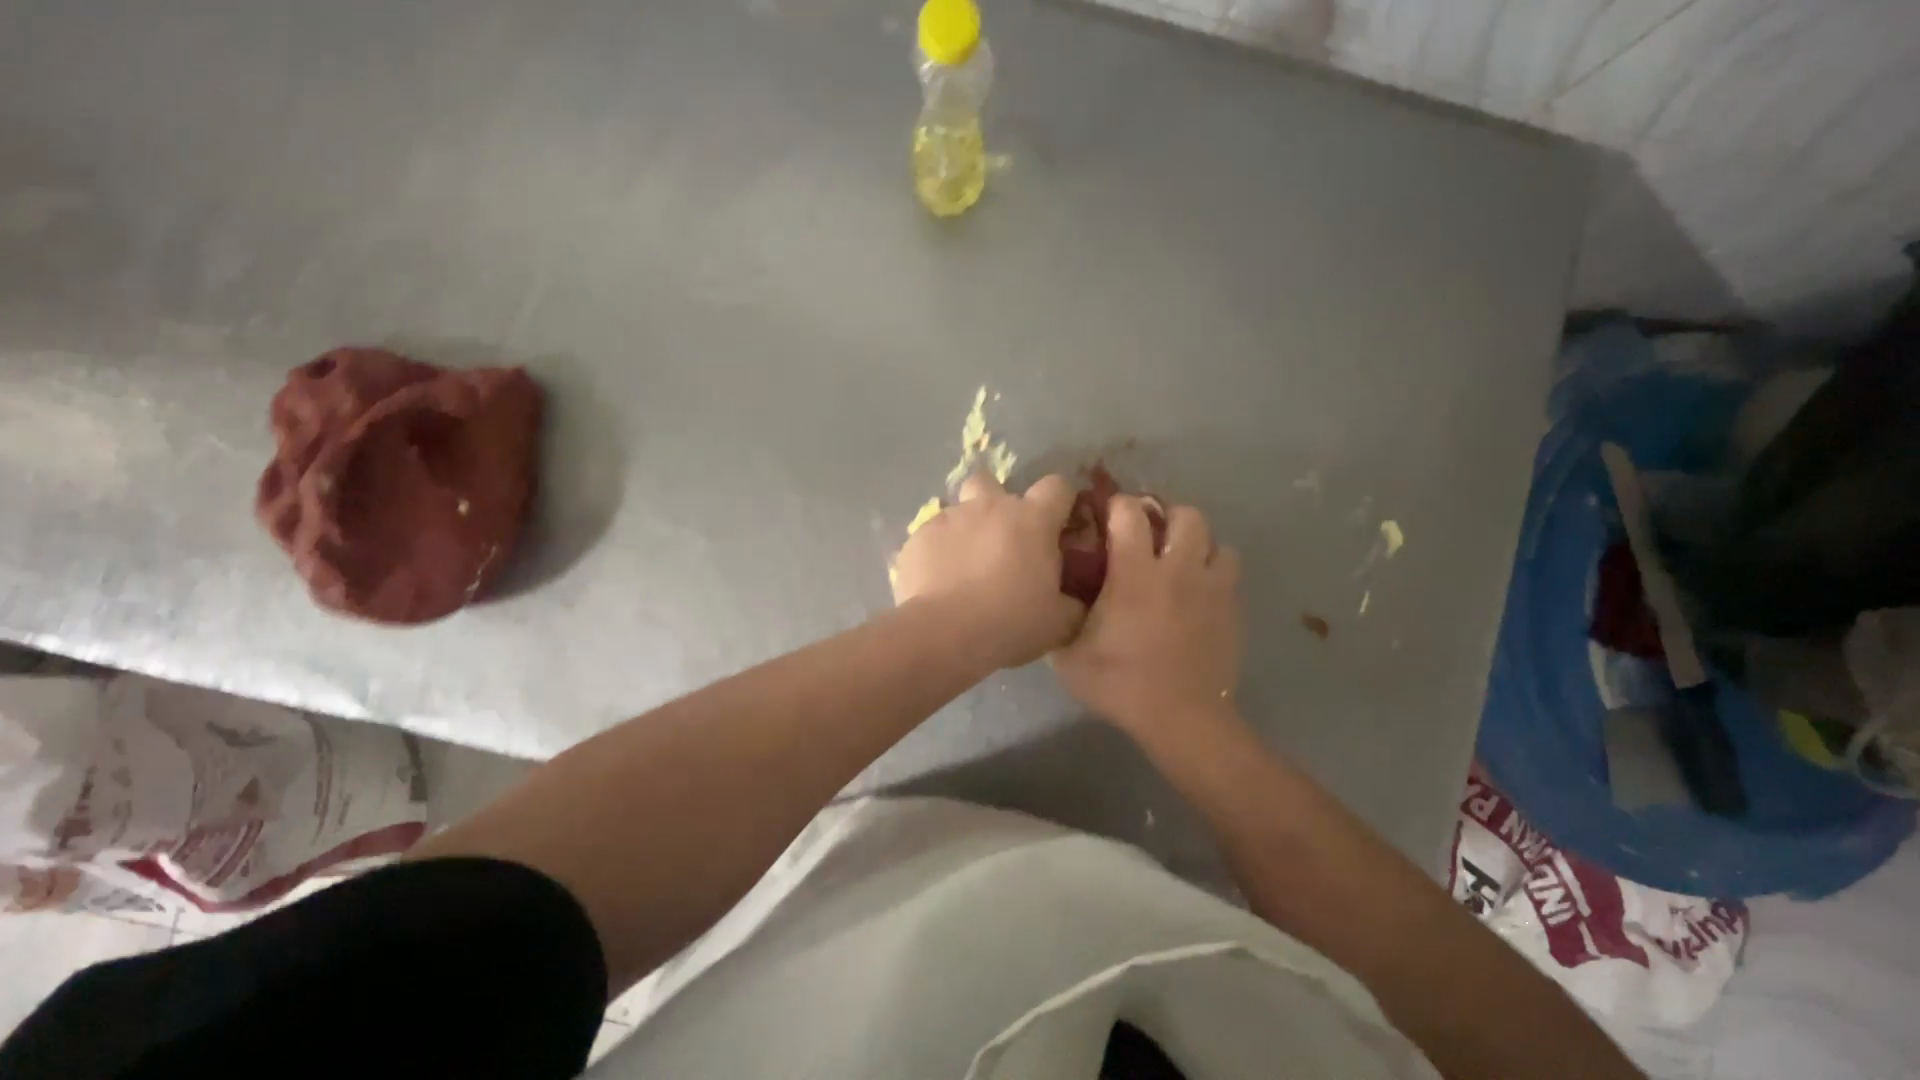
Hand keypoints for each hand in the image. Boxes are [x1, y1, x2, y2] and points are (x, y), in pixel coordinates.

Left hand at [892, 472, 1086, 668]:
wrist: (944, 634)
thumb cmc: (1011, 622)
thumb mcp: (1060, 623)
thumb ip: (1073, 603)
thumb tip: (1074, 600)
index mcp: (1032, 519)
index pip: (1057, 486)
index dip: (1061, 501)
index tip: (1059, 525)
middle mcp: (990, 507)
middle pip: (993, 482)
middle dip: (997, 503)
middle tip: (1001, 541)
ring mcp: (949, 518)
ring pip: (958, 510)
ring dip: (966, 530)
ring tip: (965, 567)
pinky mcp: (917, 538)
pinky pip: (932, 537)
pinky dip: (938, 553)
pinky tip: (939, 582)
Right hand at [1053, 496, 1241, 741]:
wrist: (1181, 717)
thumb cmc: (1120, 684)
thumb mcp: (1069, 657)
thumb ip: (1060, 621)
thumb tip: (1052, 602)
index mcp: (1134, 573)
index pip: (1129, 512)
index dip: (1116, 506)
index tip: (1105, 517)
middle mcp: (1177, 569)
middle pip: (1186, 515)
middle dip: (1166, 516)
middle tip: (1150, 534)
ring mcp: (1210, 588)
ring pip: (1216, 541)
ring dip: (1197, 544)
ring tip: (1180, 561)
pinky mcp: (1231, 609)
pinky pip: (1229, 572)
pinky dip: (1214, 571)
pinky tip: (1197, 591)